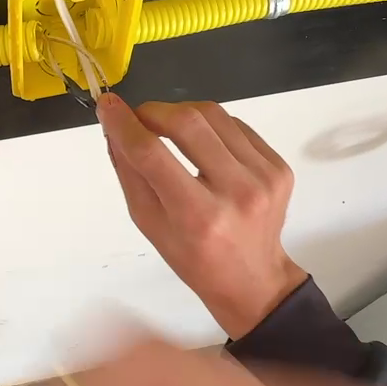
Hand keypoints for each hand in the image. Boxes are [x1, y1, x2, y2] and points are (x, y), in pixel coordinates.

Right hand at [97, 95, 306, 337]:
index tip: (107, 106)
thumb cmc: (192, 258)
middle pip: (186, 123)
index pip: (152, 154)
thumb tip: (114, 126)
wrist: (252, 279)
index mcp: (197, 216)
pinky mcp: (279, 166)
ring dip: (180, 113)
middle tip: (138, 118)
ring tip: (167, 128)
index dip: (124, 125)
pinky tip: (201, 143)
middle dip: (153, 112)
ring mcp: (264, 176)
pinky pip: (236, 125)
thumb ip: (130, 173)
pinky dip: (210, 125)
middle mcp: (236, 192)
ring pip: (213, 115)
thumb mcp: (149, 224)